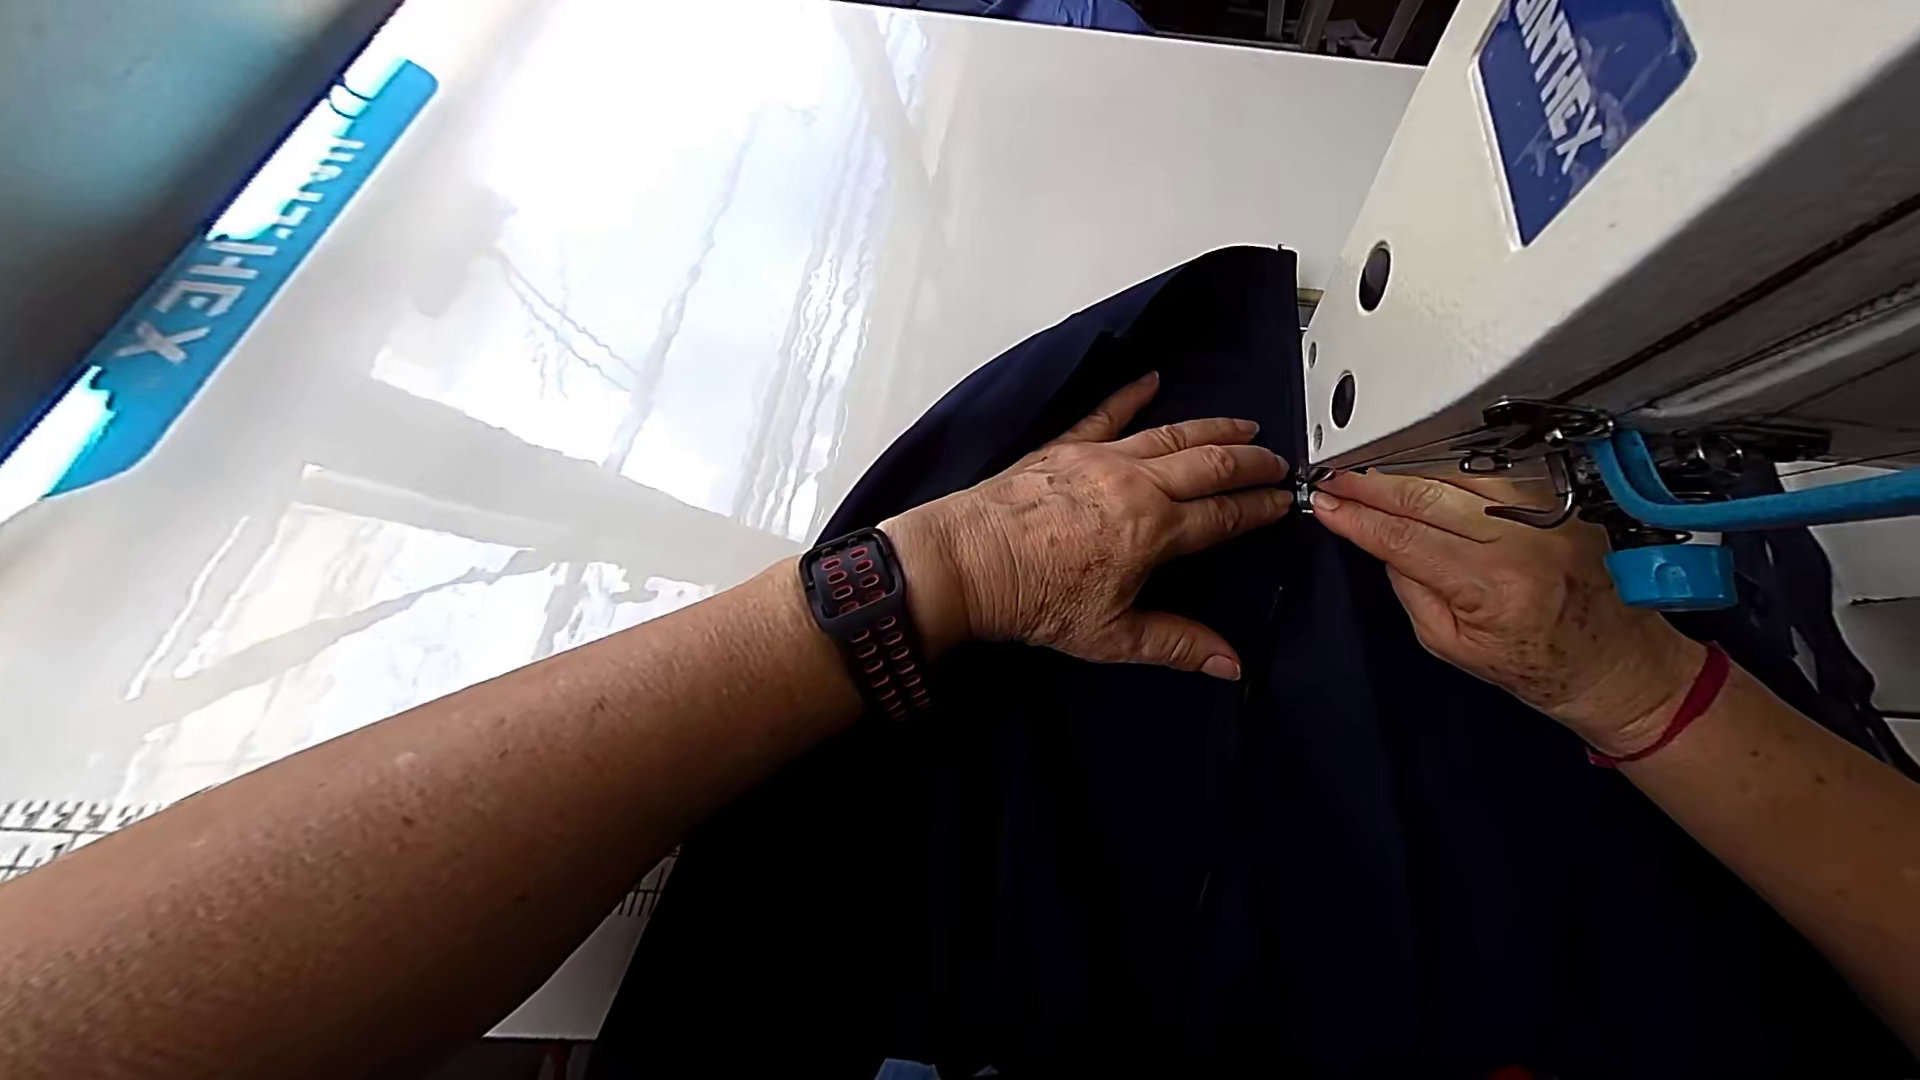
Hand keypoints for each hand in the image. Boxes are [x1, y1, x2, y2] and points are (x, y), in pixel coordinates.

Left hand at [884, 371, 1292, 680]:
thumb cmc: (1033, 599)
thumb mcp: (1110, 635)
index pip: (1224, 514)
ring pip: (1172, 434)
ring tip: (1242, 426)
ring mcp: (1099, 458)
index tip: (1284, 501)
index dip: (1260, 507)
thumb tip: (1230, 664)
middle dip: (1250, 461)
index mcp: (1153, 530)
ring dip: (1213, 428)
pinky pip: (1107, 412)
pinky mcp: (1065, 446)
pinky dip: (1132, 394)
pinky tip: (1151, 380)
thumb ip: (1176, 644)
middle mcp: (1135, 484)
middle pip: (1210, 464)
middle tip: (1275, 460)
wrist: (967, 563)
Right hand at [1309, 469, 1704, 754]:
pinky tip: (1414, 468)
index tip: (1327, 506)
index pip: (1402, 537)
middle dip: (1368, 486)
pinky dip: (1443, 468)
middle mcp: (1524, 543)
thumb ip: (1410, 587)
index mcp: (1493, 585)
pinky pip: (1489, 474)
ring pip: (1455, 475)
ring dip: (1401, 471)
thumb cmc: (1536, 663)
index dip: (1356, 518)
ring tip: (1363, 472)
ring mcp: (1548, 518)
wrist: (1614, 665)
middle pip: (1423, 497)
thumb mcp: (1446, 641)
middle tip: (1334, 479)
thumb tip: (1382, 542)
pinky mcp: (1558, 506)